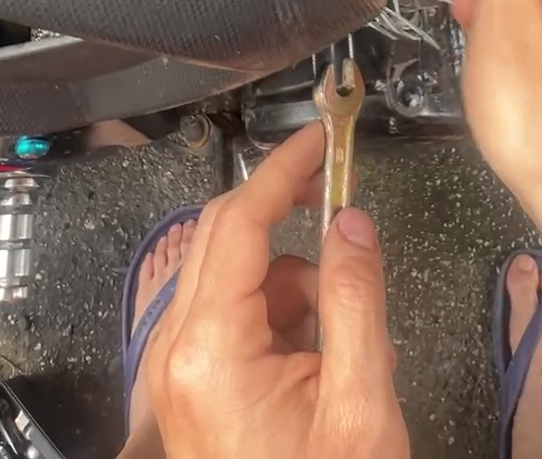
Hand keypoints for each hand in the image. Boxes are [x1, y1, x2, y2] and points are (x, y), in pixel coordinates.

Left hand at [145, 122, 409, 458]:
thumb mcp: (361, 403)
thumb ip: (354, 298)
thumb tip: (352, 221)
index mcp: (211, 349)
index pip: (241, 221)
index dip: (282, 169)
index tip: (318, 138)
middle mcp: (181, 348)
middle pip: (226, 233)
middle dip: (285, 207)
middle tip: (337, 195)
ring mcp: (183, 363)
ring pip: (235, 267)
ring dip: (290, 270)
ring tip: (338, 326)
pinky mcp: (196, 376)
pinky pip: (237, 305)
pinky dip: (280, 304)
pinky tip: (316, 348)